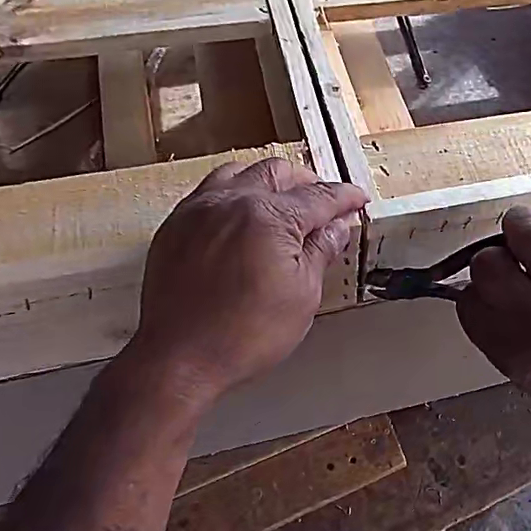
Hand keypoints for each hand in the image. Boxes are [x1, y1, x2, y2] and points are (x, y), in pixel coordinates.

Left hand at [128, 157, 366, 402]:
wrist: (180, 358)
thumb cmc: (241, 335)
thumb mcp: (302, 296)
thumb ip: (320, 252)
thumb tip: (336, 229)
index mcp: (268, 217)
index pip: (318, 196)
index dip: (343, 197)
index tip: (355, 200)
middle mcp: (230, 202)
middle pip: (277, 172)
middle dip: (306, 183)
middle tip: (324, 204)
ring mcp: (198, 211)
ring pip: (239, 173)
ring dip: (267, 182)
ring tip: (282, 203)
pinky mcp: (175, 226)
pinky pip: (209, 192)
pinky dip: (234, 195)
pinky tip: (242, 217)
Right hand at [457, 202, 530, 433]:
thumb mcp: (529, 376)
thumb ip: (498, 335)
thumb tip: (477, 292)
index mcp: (517, 353)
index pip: (469, 302)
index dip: (476, 290)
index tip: (489, 290)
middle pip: (487, 263)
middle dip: (492, 258)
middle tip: (511, 264)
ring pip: (527, 232)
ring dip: (523, 228)